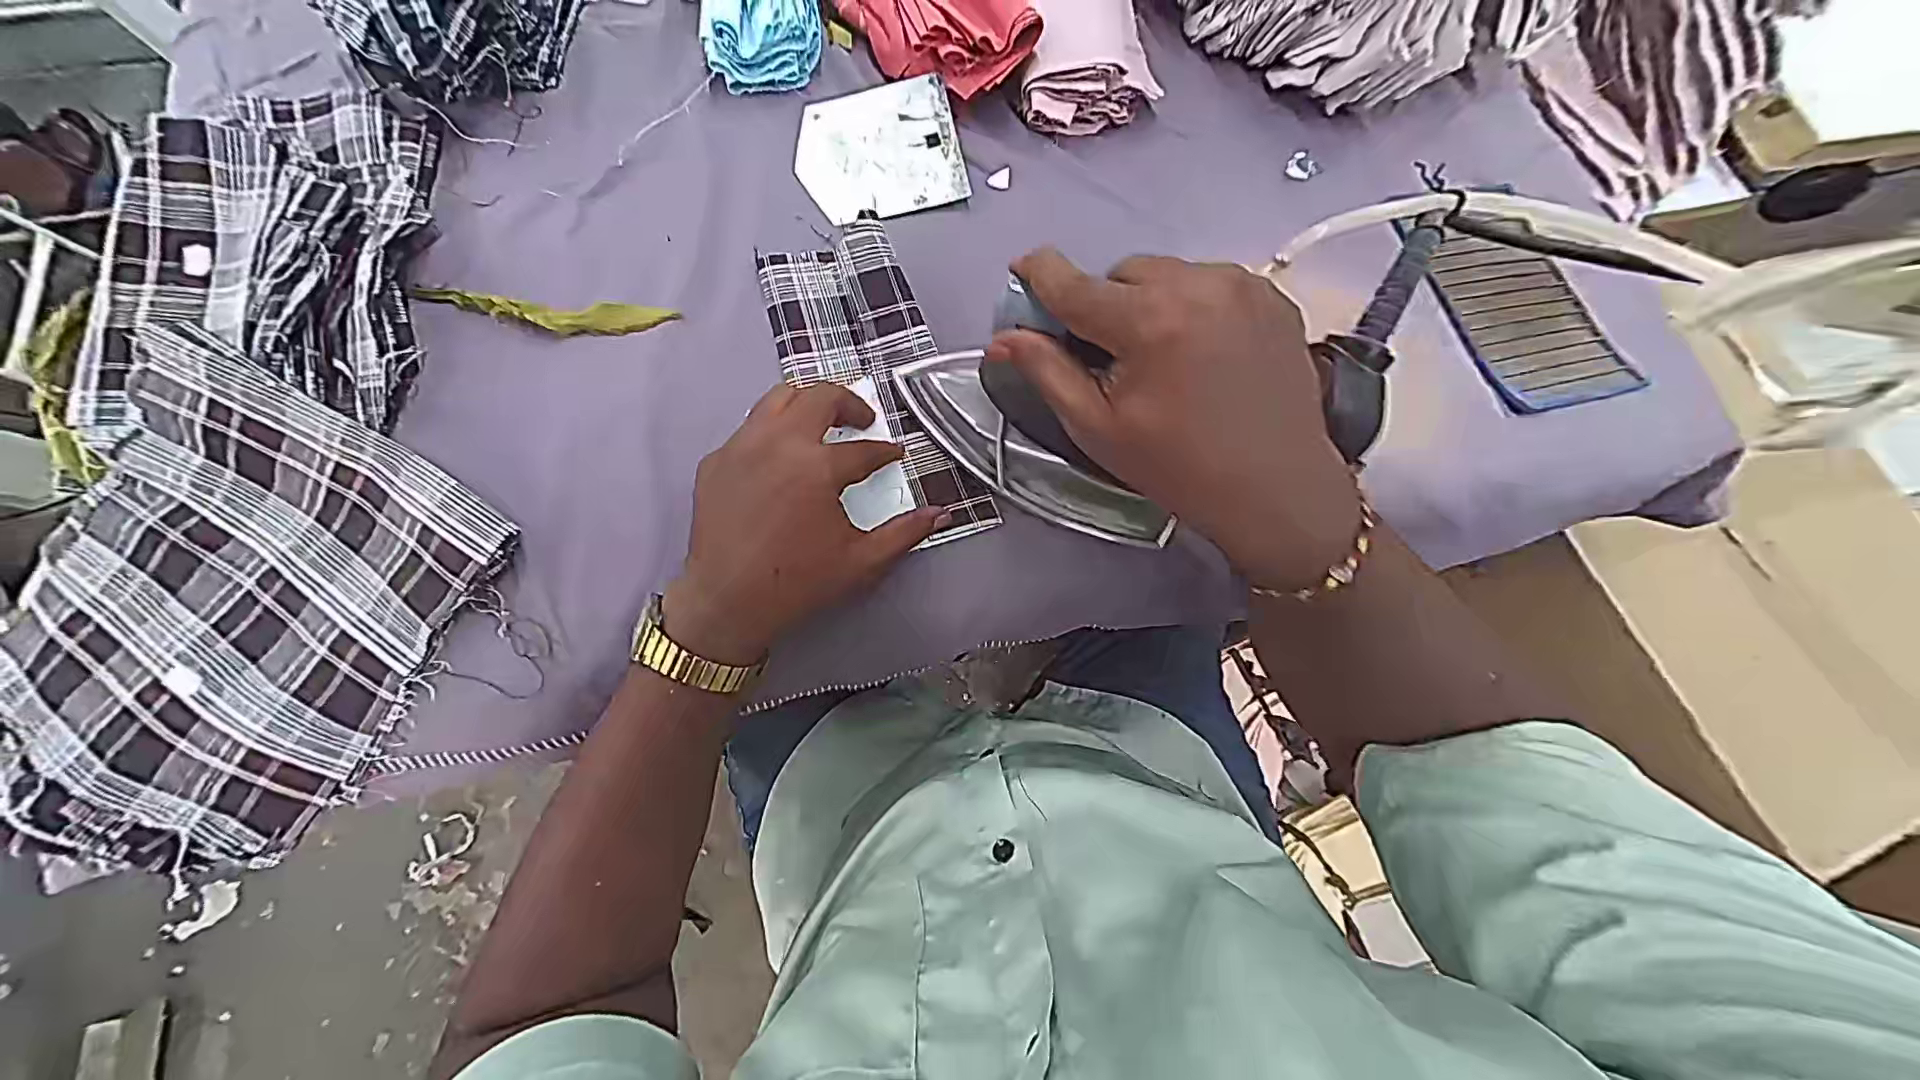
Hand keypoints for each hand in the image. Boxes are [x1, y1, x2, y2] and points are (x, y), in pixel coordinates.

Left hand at [661, 383, 947, 666]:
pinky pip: (748, 428)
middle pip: (818, 397)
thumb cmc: (795, 584)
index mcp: (816, 467)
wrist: (727, 601)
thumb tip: (938, 515)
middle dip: (849, 402)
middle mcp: (777, 445)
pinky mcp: (716, 461)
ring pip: (777, 399)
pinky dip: (772, 430)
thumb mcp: (862, 562)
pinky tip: (781, 455)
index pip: (863, 449)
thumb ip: (905, 532)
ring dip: (807, 403)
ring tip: (822, 421)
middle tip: (862, 420)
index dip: (885, 452)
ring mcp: (741, 448)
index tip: (893, 454)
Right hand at [989, 250, 1361, 591]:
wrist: (1276, 488)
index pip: (1074, 283)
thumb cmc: (1179, 467)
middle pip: (1122, 273)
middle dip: (1105, 306)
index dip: (1040, 274)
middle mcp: (1198, 285)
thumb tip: (1004, 339)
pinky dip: (1189, 305)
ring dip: (1148, 303)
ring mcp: (1242, 286)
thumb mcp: (1098, 428)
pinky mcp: (1270, 296)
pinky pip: (1208, 283)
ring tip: (1160, 358)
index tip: (1022, 270)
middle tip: (1110, 356)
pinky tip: (1197, 353)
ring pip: (1167, 274)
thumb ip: (1047, 372)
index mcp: (1150, 321)